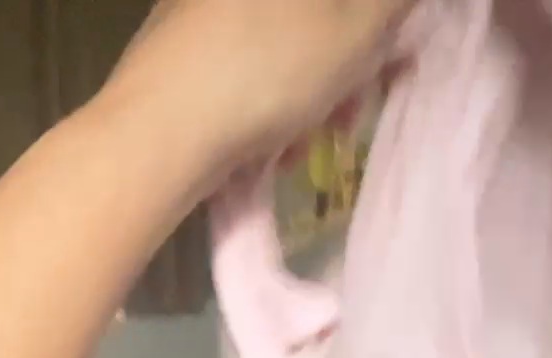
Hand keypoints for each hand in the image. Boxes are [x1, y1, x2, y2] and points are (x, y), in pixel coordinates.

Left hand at [99, 0, 414, 174]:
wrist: (158, 135)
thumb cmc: (268, 72)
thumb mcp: (355, 32)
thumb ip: (390, 3)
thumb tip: (394, 6)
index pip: (350, 6)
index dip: (373, 32)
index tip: (384, 66)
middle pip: (311, 17)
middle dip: (338, 67)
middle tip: (344, 116)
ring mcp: (194, 10)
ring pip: (274, 46)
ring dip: (300, 98)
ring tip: (297, 147)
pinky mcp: (170, 50)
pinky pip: (236, 70)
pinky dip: (258, 106)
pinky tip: (261, 149)